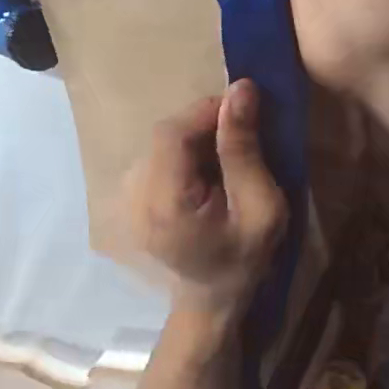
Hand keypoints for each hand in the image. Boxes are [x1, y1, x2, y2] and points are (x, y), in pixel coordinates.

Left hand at [123, 79, 286, 317]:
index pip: (172, 134)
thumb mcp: (262, 208)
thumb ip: (246, 150)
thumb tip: (241, 89)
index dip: (207, 110)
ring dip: (200, 135)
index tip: (246, 106)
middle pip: (166, 134)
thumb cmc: (243, 259)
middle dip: (207, 123)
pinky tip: (210, 169)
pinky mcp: (131, 191)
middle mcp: (133, 194)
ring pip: (164, 140)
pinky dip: (189, 149)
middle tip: (245, 131)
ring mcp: (126, 193)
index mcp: (163, 204)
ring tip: (230, 153)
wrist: (210, 299)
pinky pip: (160, 152)